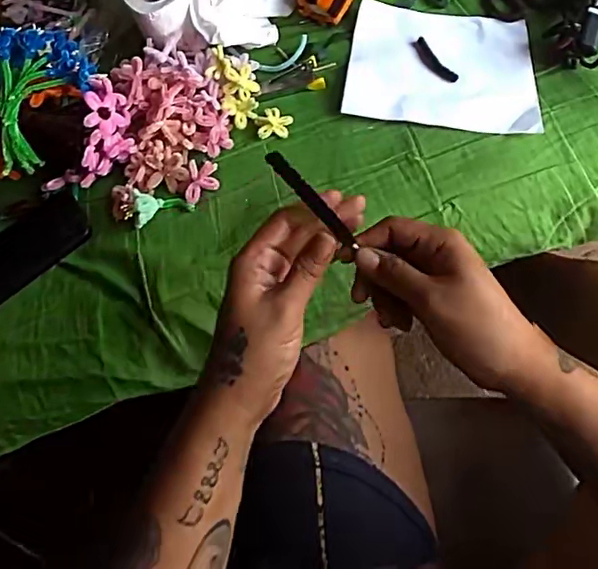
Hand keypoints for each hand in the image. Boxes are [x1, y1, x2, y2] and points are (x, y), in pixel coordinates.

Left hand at [200, 193, 365, 422]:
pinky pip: (303, 266)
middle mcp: (261, 264)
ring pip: (302, 247)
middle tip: (358, 206)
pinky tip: (340, 249)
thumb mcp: (285, 308)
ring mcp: (271, 280)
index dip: (314, 208)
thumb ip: (307, 269)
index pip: (286, 222)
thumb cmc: (256, 353)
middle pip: (296, 231)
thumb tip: (329, 233)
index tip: (342, 200)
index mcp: (253, 260)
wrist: (239, 398)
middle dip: (325, 217)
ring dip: (326, 233)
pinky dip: (322, 255)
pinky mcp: (281, 296)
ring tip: (355, 221)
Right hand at [348, 216, 553, 394]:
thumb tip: (360, 253)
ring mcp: (438, 273)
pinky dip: (398, 305)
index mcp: (440, 242)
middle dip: (377, 277)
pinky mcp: (437, 294)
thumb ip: (394, 274)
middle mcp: (438, 251)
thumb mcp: (430, 299)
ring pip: (395, 274)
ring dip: (387, 296)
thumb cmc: (475, 327)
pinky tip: (403, 325)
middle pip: (391, 251)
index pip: (393, 228)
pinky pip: (406, 291)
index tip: (345, 266)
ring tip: (394, 323)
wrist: (514, 365)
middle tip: (365, 304)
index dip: (368, 242)